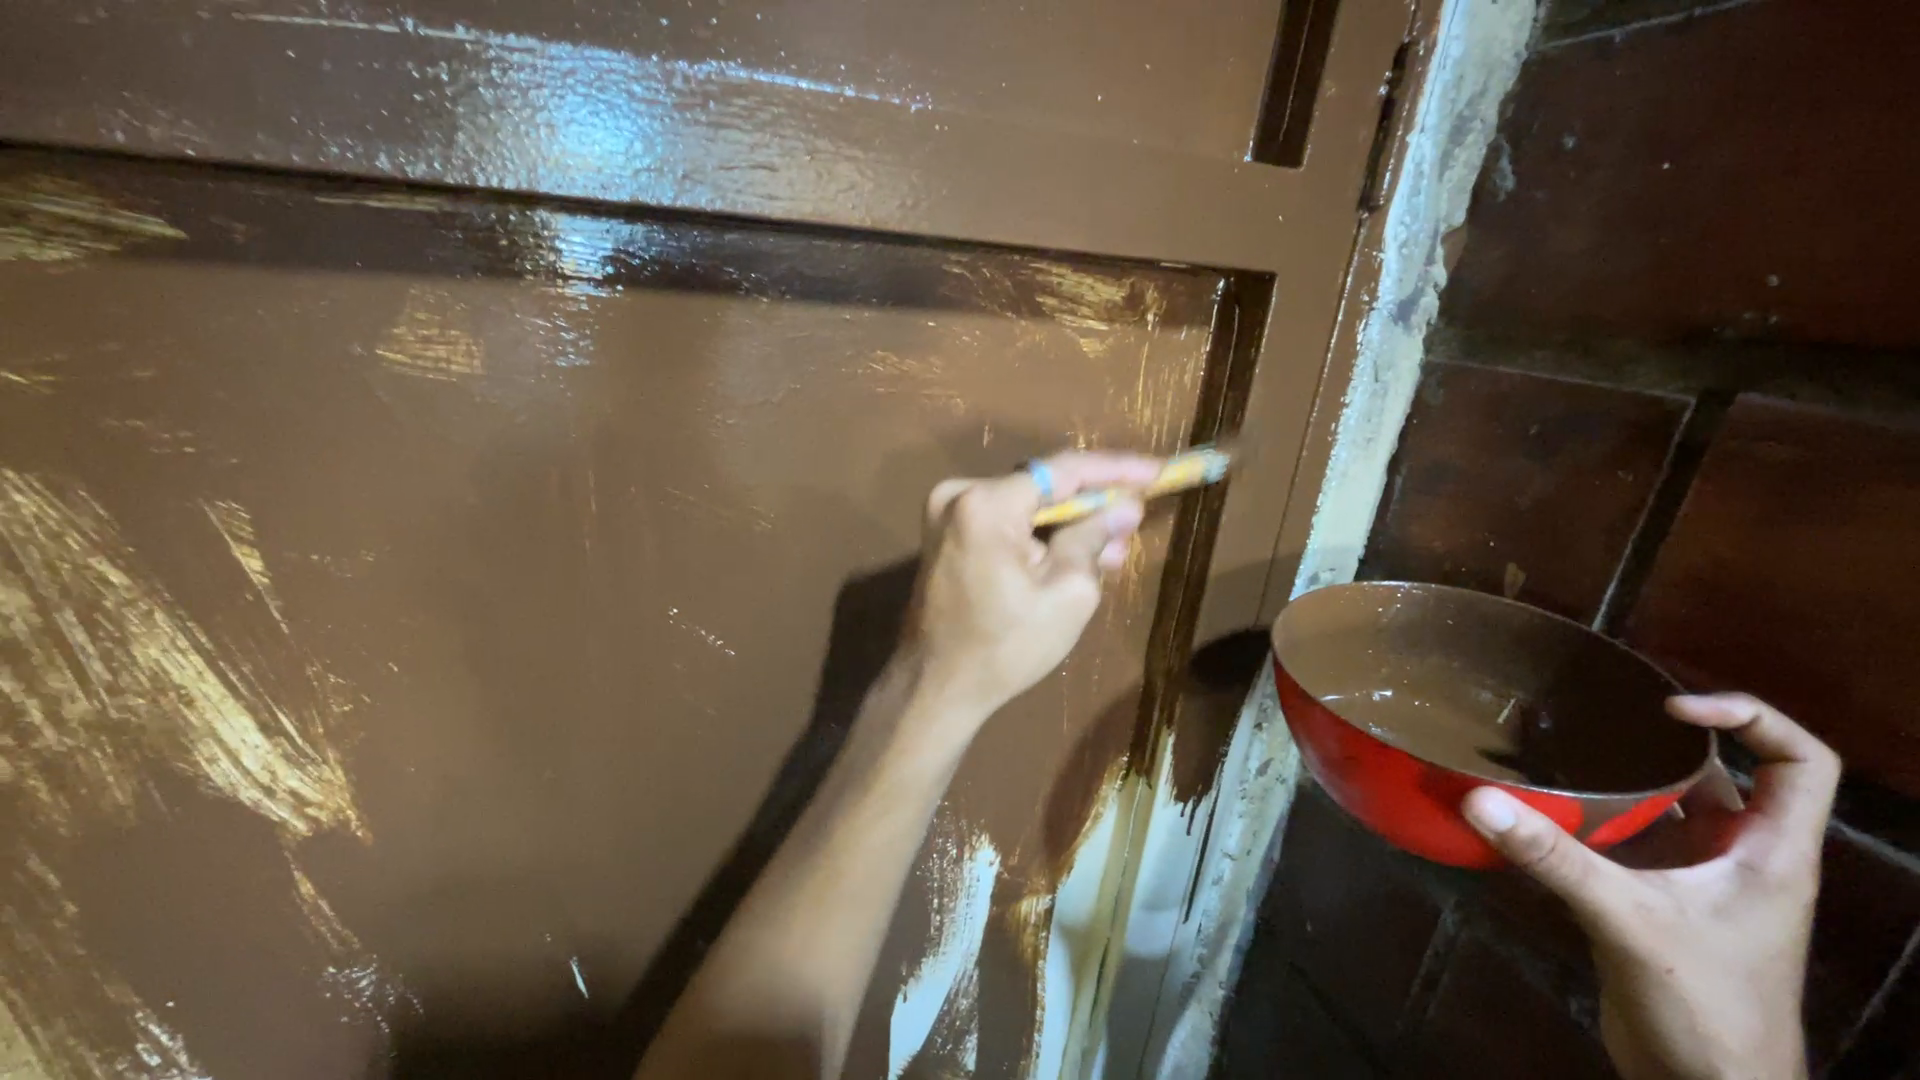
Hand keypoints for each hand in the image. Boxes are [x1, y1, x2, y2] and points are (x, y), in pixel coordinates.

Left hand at [906, 451, 1157, 725]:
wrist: (936, 686)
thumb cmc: (1005, 647)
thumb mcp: (1068, 594)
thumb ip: (1095, 538)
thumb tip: (1125, 506)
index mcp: (986, 503)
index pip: (1064, 470)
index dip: (1116, 470)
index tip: (1158, 471)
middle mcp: (959, 493)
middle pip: (1043, 486)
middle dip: (1092, 505)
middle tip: (1133, 528)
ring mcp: (946, 512)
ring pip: (1027, 504)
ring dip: (1068, 524)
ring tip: (1109, 554)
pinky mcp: (946, 533)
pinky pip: (1005, 520)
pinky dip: (1038, 534)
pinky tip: (1071, 557)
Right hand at [1461, 693, 1838, 1079]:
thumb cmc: (1704, 1001)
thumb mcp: (1629, 919)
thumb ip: (1555, 857)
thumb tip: (1477, 798)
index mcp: (1770, 851)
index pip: (1800, 762)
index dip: (1749, 717)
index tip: (1670, 706)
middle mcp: (1738, 855)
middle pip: (1719, 774)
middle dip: (1659, 739)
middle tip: (1589, 712)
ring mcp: (1696, 878)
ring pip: (1665, 806)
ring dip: (1617, 777)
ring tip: (1554, 746)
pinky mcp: (1656, 899)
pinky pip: (1627, 838)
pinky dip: (1588, 816)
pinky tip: (1539, 806)